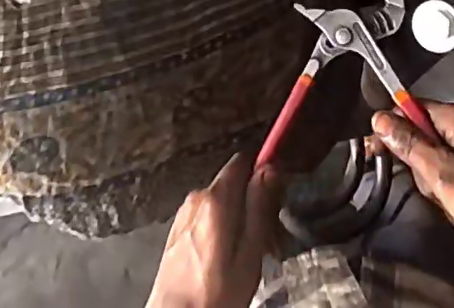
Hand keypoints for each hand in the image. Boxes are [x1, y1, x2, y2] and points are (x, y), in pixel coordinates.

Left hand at [144, 154, 283, 307]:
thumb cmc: (215, 295)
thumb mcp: (249, 253)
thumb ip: (260, 206)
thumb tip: (270, 167)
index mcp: (216, 198)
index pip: (243, 160)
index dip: (263, 171)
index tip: (276, 195)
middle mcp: (197, 197)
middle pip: (234, 183)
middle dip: (253, 202)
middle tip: (269, 237)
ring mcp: (184, 214)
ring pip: (221, 203)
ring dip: (239, 219)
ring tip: (250, 254)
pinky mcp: (177, 232)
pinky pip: (206, 218)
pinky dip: (221, 230)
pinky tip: (227, 260)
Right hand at [370, 101, 453, 273]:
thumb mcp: (442, 174)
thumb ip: (410, 145)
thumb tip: (381, 117)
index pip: (412, 107)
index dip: (392, 125)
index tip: (376, 147)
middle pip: (424, 139)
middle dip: (422, 169)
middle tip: (434, 190)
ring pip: (439, 167)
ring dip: (441, 193)